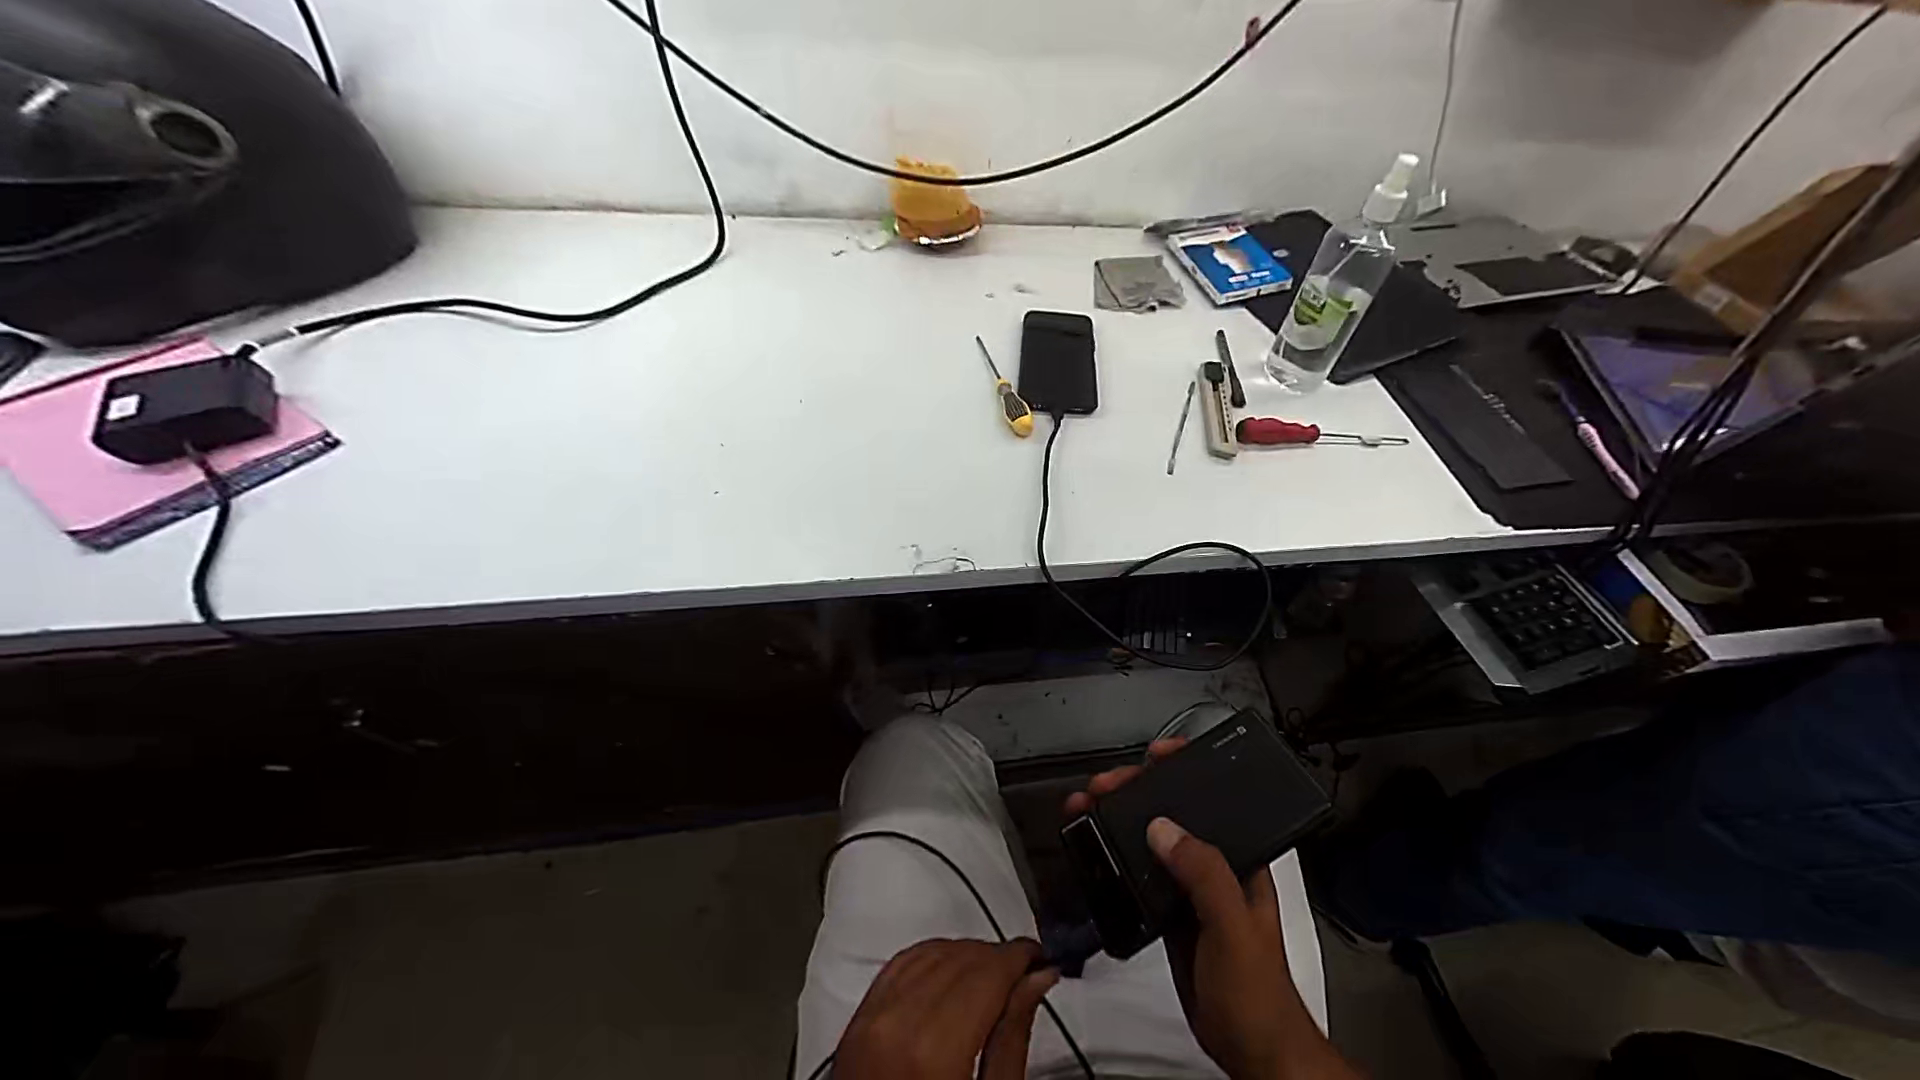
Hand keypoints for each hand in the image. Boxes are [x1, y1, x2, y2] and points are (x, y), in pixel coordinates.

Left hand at [834, 938, 1059, 1079]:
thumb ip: (1012, 1038)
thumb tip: (1036, 979)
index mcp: (934, 1052)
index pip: (987, 972)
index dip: (1020, 957)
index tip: (1041, 958)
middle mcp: (897, 1024)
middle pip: (960, 959)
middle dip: (998, 959)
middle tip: (1025, 974)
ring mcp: (870, 1019)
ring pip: (931, 952)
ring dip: (967, 956)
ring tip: (993, 977)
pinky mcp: (857, 1020)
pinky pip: (901, 964)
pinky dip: (931, 958)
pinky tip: (952, 972)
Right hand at [1066, 740, 1360, 1079]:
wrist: (1252, 1054)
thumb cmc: (1255, 991)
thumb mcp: (1233, 926)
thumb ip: (1204, 874)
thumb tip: (1160, 826)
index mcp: (1239, 860)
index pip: (1214, 799)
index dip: (1186, 768)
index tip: (1154, 754)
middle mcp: (1213, 865)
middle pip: (1172, 812)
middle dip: (1136, 790)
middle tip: (1101, 786)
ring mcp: (1188, 888)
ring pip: (1149, 839)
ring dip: (1118, 819)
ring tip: (1084, 806)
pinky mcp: (1168, 911)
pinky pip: (1138, 871)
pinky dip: (1113, 854)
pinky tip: (1092, 845)